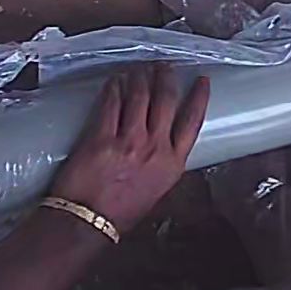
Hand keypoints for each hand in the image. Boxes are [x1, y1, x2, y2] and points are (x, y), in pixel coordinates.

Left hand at [51, 64, 209, 233]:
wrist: (88, 223)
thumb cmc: (121, 213)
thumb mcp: (156, 188)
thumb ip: (162, 162)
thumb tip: (161, 140)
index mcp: (173, 163)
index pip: (192, 121)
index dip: (199, 97)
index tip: (202, 80)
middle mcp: (155, 148)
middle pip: (166, 101)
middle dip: (166, 78)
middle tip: (163, 65)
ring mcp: (129, 140)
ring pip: (139, 96)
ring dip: (140, 77)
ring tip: (139, 68)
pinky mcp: (101, 137)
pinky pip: (111, 103)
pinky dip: (114, 88)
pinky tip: (115, 80)